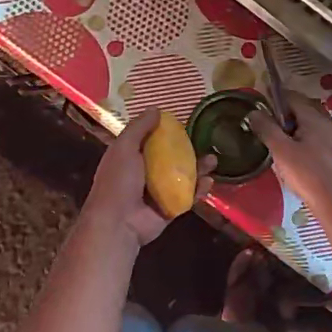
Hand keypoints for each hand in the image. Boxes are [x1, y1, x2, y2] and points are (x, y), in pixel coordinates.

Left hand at [80, 108, 213, 247]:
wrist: (118, 222)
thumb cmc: (118, 181)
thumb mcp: (124, 147)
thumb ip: (139, 128)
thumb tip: (156, 109)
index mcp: (130, 158)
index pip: (150, 141)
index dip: (165, 133)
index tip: (183, 125)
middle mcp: (144, 174)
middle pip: (171, 159)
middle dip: (188, 151)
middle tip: (205, 144)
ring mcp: (158, 193)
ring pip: (183, 177)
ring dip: (199, 169)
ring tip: (213, 162)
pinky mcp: (170, 208)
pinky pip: (188, 197)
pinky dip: (199, 190)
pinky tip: (209, 182)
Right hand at [248, 101, 331, 219]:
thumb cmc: (307, 175)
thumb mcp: (281, 151)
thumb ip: (266, 129)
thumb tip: (254, 112)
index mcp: (315, 118)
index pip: (293, 97)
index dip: (275, 98)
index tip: (261, 107)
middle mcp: (329, 123)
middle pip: (304, 109)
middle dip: (286, 114)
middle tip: (268, 126)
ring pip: (313, 125)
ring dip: (296, 128)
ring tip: (280, 142)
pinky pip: (320, 138)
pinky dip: (306, 140)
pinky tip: (298, 156)